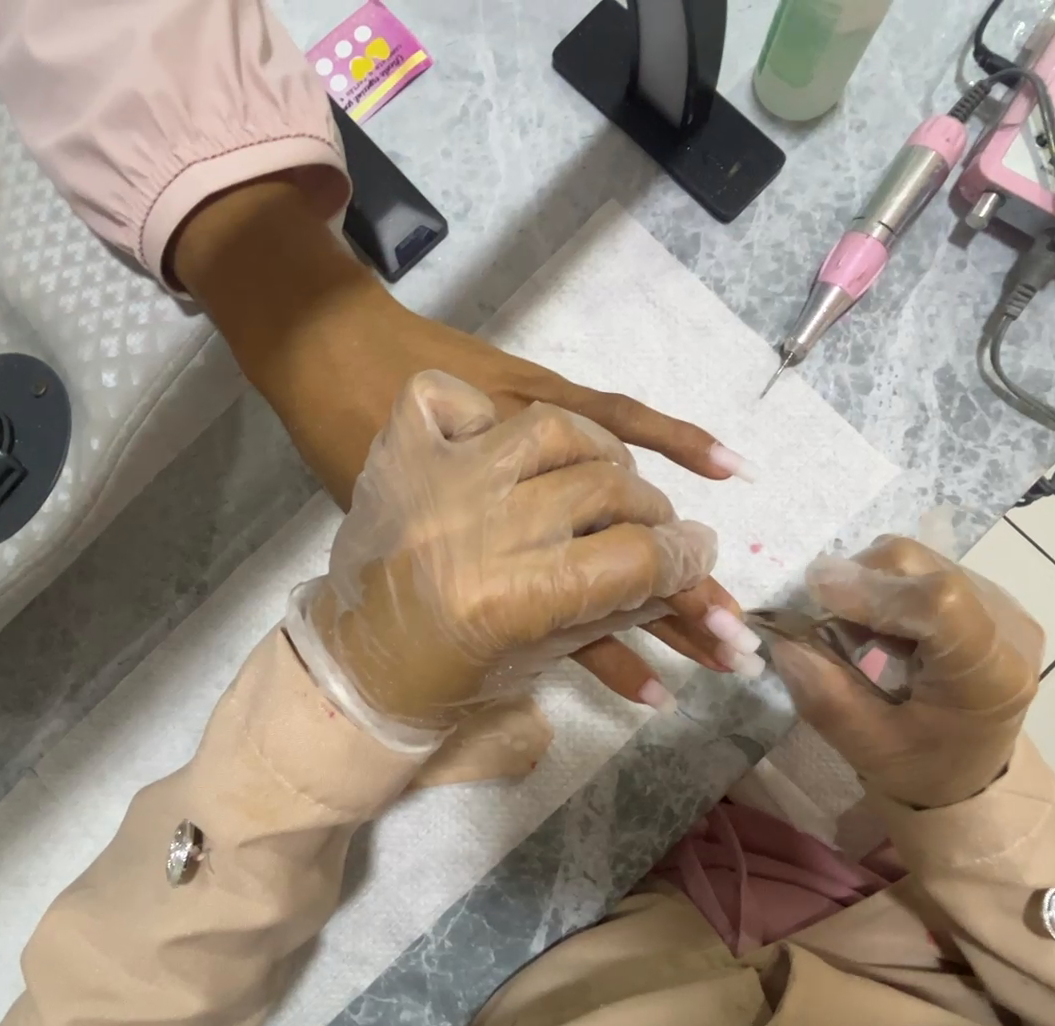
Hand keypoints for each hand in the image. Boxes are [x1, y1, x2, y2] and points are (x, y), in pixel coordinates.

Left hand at [171, 178, 761, 707]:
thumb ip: (520, 611)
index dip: (673, 599)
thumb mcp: (422, 584)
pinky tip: (728, 464)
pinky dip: (672, 437)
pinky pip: (607, 413)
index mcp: (480, 584)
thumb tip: (612, 623)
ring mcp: (514, 441)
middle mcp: (500, 512)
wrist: (326, 373)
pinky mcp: (523, 390)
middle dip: (679, 572)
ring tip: (695, 553)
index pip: (609, 583)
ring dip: (662, 519)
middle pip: (616, 532)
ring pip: (613, 479)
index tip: (710, 622)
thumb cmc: (361, 523)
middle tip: (716, 607)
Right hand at [770, 536, 1044, 808]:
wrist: (968, 774)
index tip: (813, 593)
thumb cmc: (921, 767)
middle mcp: (1007, 626)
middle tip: (830, 628)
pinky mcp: (984, 592)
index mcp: (989, 675)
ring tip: (859, 633)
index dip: (870, 587)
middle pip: (918, 566)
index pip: (939, 602)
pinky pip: (919, 566)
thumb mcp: (865, 747)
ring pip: (912, 558)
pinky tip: (884, 628)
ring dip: (867, 584)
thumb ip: (824, 693)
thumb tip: (782, 636)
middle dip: (856, 584)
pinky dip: (883, 586)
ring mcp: (1000, 602)